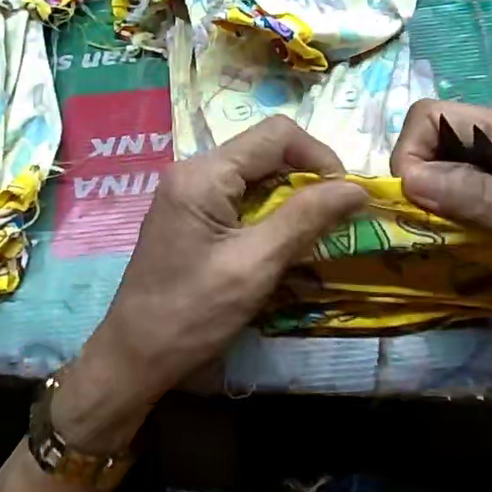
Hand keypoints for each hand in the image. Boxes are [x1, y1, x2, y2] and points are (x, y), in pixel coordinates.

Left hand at [53, 116, 367, 452]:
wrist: (134, 356)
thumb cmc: (193, 313)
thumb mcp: (256, 265)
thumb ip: (306, 219)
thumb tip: (357, 187)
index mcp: (202, 174)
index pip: (275, 135)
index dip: (319, 155)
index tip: (346, 195)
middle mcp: (191, 171)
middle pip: (263, 151)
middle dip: (306, 177)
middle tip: (336, 218)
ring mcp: (186, 193)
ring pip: (253, 175)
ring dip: (289, 197)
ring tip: (315, 233)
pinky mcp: (187, 215)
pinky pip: (236, 197)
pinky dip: (266, 212)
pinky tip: (281, 241)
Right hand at [389, 98, 491, 347]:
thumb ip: (479, 199)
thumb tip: (408, 177)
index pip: (434, 116)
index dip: (411, 153)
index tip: (417, 204)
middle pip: (438, 138)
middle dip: (420, 178)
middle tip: (431, 227)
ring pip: (450, 165)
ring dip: (436, 199)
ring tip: (447, 238)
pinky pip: (471, 190)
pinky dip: (456, 212)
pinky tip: (468, 242)